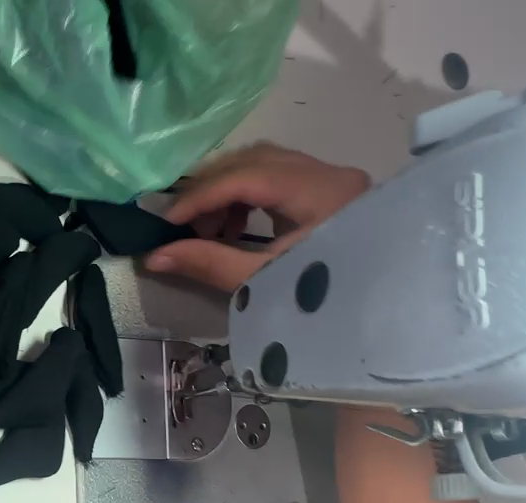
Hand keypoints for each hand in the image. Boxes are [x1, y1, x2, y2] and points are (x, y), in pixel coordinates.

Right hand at [144, 143, 370, 291]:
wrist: (371, 319)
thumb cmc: (316, 303)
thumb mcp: (260, 284)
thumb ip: (208, 264)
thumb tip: (154, 256)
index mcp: (322, 192)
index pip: (249, 175)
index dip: (201, 196)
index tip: (167, 222)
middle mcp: (331, 174)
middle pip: (256, 160)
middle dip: (211, 188)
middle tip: (180, 223)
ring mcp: (331, 182)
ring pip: (265, 165)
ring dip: (226, 191)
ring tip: (205, 229)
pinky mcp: (327, 195)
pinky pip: (277, 179)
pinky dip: (245, 197)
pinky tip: (231, 228)